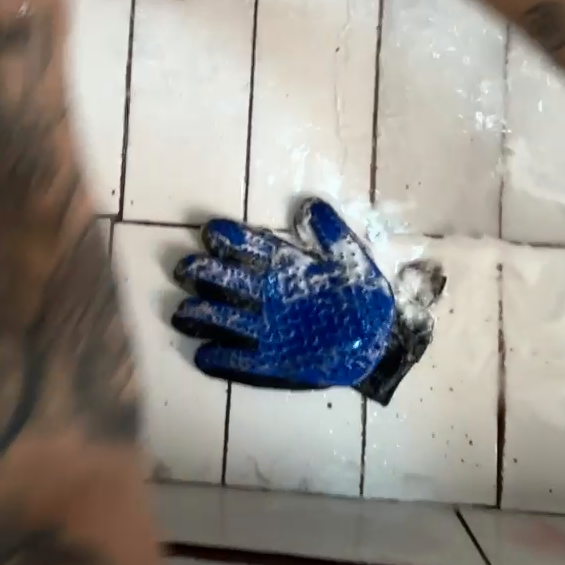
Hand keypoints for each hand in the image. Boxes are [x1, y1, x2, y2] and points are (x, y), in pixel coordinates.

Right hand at [171, 199, 444, 403]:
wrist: (380, 342)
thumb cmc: (364, 297)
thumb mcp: (352, 260)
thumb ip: (331, 232)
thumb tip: (306, 205)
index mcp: (288, 267)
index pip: (253, 246)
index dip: (231, 238)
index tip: (211, 232)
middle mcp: (271, 294)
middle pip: (230, 279)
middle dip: (205, 273)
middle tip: (186, 269)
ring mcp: (271, 327)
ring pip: (229, 317)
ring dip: (205, 314)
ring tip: (184, 312)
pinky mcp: (275, 359)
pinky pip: (244, 359)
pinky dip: (223, 357)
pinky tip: (204, 354)